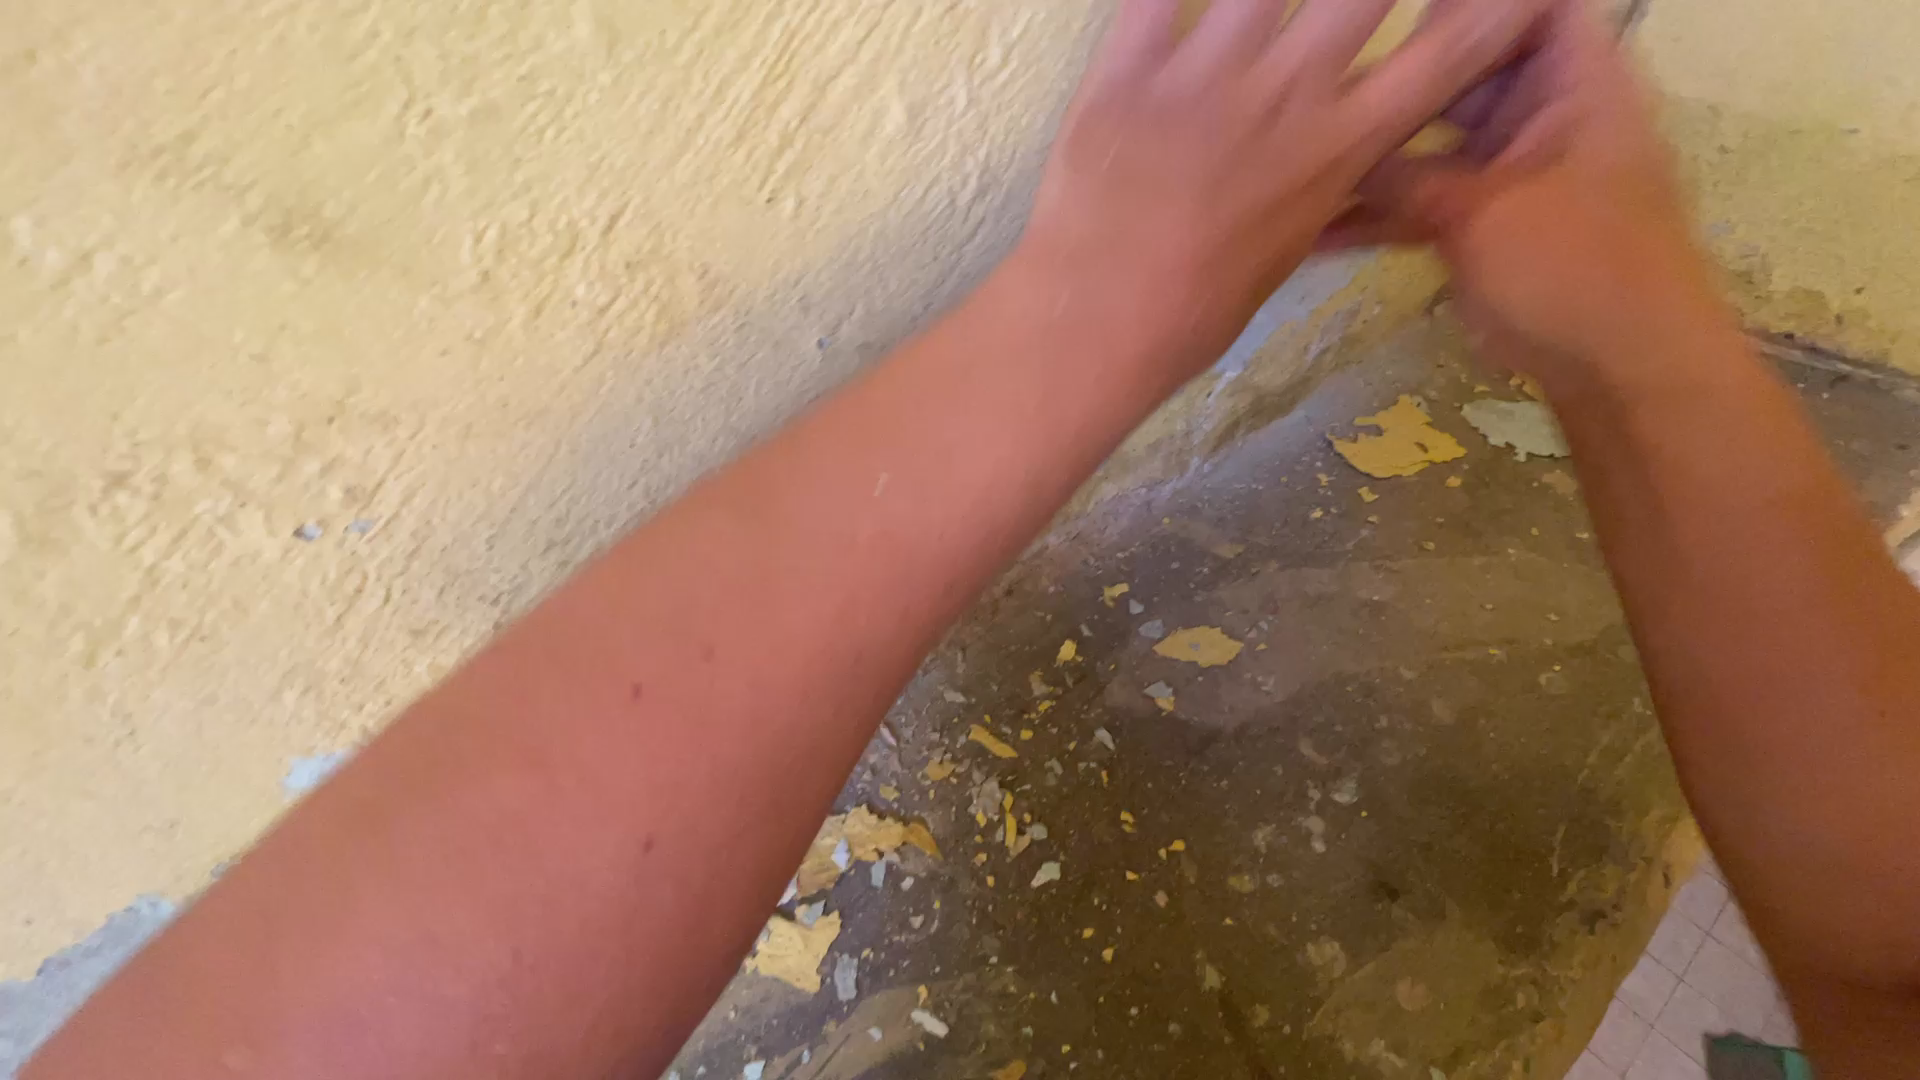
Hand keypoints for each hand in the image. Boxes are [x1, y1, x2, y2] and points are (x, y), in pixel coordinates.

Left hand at [1019, 0, 1549, 372]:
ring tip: (1275, 6)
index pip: (1455, 50)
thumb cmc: (1187, 321)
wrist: (1092, 328)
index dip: (1503, 1)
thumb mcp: (1277, 265)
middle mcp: (1285, 91)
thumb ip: (1319, 200)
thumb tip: (1352, 179)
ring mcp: (1202, 72)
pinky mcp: (1124, 71)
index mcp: (1335, 149)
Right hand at [1321, 0, 1737, 385]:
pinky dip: (1374, 221)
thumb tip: (1344, 159)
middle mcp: (1537, 121)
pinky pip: (1416, 210)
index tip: (1397, 19)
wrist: (1609, 361)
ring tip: (1303, 165)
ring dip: (1372, 162)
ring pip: (1428, 151)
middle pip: (1463, 78)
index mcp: (1574, 88)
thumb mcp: (1486, 212)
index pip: (1532, 12)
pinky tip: (1314, 233)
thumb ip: (1411, 179)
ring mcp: (1502, 178)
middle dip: (1397, 85)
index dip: (1473, 8)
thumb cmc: (1574, 269)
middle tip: (1325, 95)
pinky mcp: (1475, 229)